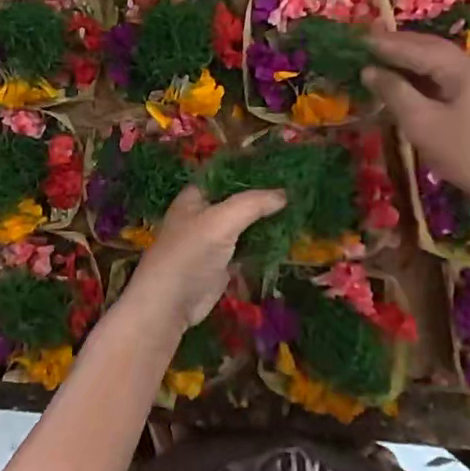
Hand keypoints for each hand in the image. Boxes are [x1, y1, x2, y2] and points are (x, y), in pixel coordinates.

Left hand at [123, 186, 285, 331]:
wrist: (171, 302)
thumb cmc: (190, 253)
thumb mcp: (221, 220)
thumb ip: (252, 204)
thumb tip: (284, 194)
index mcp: (195, 197)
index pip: (226, 176)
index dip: (251, 171)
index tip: (281, 168)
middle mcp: (204, 215)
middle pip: (238, 201)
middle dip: (263, 198)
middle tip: (297, 190)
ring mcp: (213, 241)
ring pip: (245, 225)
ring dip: (266, 221)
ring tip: (299, 210)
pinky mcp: (223, 264)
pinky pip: (248, 248)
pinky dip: (264, 244)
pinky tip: (287, 237)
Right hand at [361, 29, 469, 197]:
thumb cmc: (465, 153)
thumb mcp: (421, 124)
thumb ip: (394, 92)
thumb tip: (369, 71)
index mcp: (466, 68)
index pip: (419, 49)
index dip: (387, 45)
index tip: (360, 39)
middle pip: (435, 49)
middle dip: (402, 45)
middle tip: (371, 42)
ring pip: (445, 62)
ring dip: (415, 59)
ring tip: (387, 57)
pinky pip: (455, 76)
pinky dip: (430, 74)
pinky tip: (415, 79)